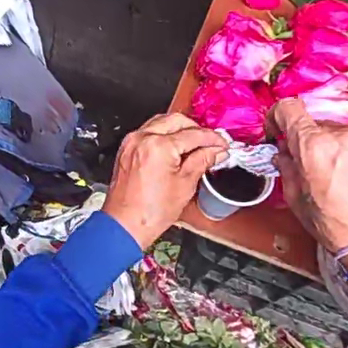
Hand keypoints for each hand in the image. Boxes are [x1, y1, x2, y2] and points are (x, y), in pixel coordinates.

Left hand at [103, 114, 229, 249]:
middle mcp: (142, 138)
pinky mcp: (127, 149)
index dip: (212, 139)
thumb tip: (216, 151)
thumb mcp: (185, 185)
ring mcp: (132, 143)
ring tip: (195, 145)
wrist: (124, 226)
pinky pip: (149, 132)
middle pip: (177, 121)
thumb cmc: (149, 212)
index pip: (193, 134)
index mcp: (158, 146)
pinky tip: (175, 148)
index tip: (222, 144)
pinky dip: (165, 135)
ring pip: (162, 123)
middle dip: (196, 130)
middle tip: (211, 143)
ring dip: (180, 130)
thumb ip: (202, 161)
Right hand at [271, 98, 347, 270]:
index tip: (279, 128)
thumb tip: (285, 156)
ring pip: (344, 133)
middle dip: (312, 143)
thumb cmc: (343, 229)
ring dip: (338, 149)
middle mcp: (345, 135)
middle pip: (318, 125)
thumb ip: (288, 170)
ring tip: (343, 178)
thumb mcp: (298, 202)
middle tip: (313, 167)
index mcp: (315, 146)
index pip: (289, 109)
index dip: (279, 117)